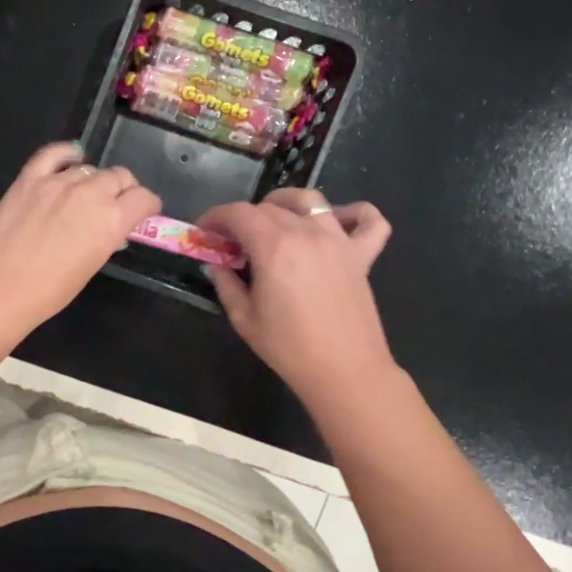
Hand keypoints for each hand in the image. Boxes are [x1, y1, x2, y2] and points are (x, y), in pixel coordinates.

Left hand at [0, 141, 161, 330]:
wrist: (0, 288)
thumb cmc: (49, 291)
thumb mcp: (91, 266)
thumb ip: (106, 238)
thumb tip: (109, 227)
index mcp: (112, 220)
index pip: (143, 198)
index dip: (147, 204)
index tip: (143, 211)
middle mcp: (90, 194)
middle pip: (118, 176)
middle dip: (123, 189)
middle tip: (114, 203)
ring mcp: (58, 182)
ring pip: (89, 168)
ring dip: (94, 179)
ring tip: (86, 194)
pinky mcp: (29, 178)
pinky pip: (53, 153)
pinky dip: (66, 153)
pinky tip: (71, 158)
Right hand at [198, 189, 396, 404]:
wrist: (343, 370)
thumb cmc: (287, 347)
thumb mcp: (242, 317)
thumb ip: (225, 283)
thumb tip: (217, 263)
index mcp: (273, 247)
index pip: (238, 213)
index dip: (215, 217)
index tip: (204, 232)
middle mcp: (307, 233)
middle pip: (269, 207)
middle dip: (242, 218)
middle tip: (231, 243)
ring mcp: (339, 241)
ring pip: (311, 201)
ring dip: (285, 204)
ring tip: (274, 222)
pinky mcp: (362, 255)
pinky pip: (368, 220)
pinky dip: (353, 213)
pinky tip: (336, 224)